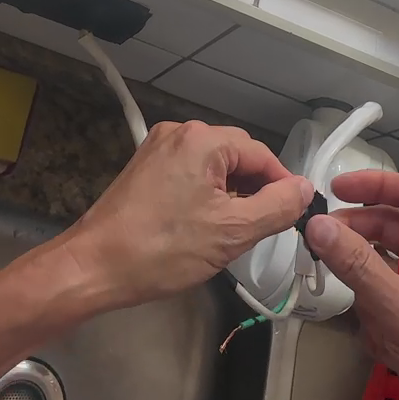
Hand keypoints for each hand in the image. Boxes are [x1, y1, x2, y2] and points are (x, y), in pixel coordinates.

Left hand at [57, 119, 313, 312]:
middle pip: (237, 156)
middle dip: (255, 190)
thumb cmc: (161, 249)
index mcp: (202, 139)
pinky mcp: (146, 168)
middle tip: (262, 228)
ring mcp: (159, 148)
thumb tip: (304, 188)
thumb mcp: (232, 232)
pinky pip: (191, 173)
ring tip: (231, 232)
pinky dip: (206, 195)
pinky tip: (204, 225)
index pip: (261, 154)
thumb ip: (276, 207)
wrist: (94, 266)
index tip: (292, 216)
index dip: (282, 185)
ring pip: (214, 167)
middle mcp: (179, 133)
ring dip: (231, 195)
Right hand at [305, 170, 398, 399]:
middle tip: (322, 246)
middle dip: (360, 243)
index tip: (335, 189)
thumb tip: (317, 225)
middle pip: (391, 231)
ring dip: (368, 292)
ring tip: (370, 320)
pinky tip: (383, 346)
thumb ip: (358, 266)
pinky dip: (375, 321)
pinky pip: (384, 304)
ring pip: (383, 271)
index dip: (375, 185)